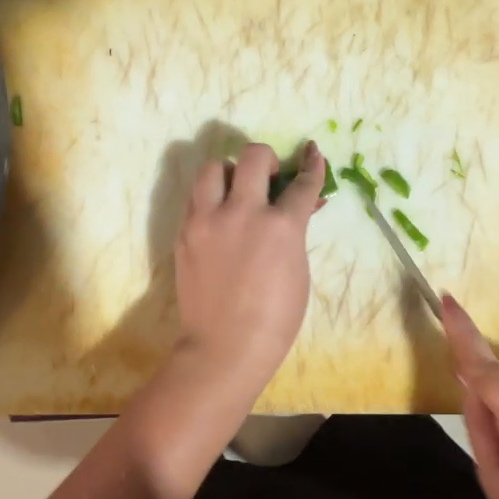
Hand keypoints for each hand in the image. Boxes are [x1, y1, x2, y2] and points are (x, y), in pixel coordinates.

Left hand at [171, 142, 326, 401]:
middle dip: (266, 159)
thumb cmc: (275, 318)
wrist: (225, 347)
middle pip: (253, 156)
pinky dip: (210, 198)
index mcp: (281, 226)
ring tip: (235, 192)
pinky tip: (218, 216)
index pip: (302, 183)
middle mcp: (243, 213)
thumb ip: (296, 231)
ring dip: (229, 172)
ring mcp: (209, 221)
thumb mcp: (298, 271)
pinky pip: (196, 197)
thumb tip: (302, 206)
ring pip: (214, 167)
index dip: (312, 165)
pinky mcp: (185, 232)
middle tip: (268, 178)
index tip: (311, 151)